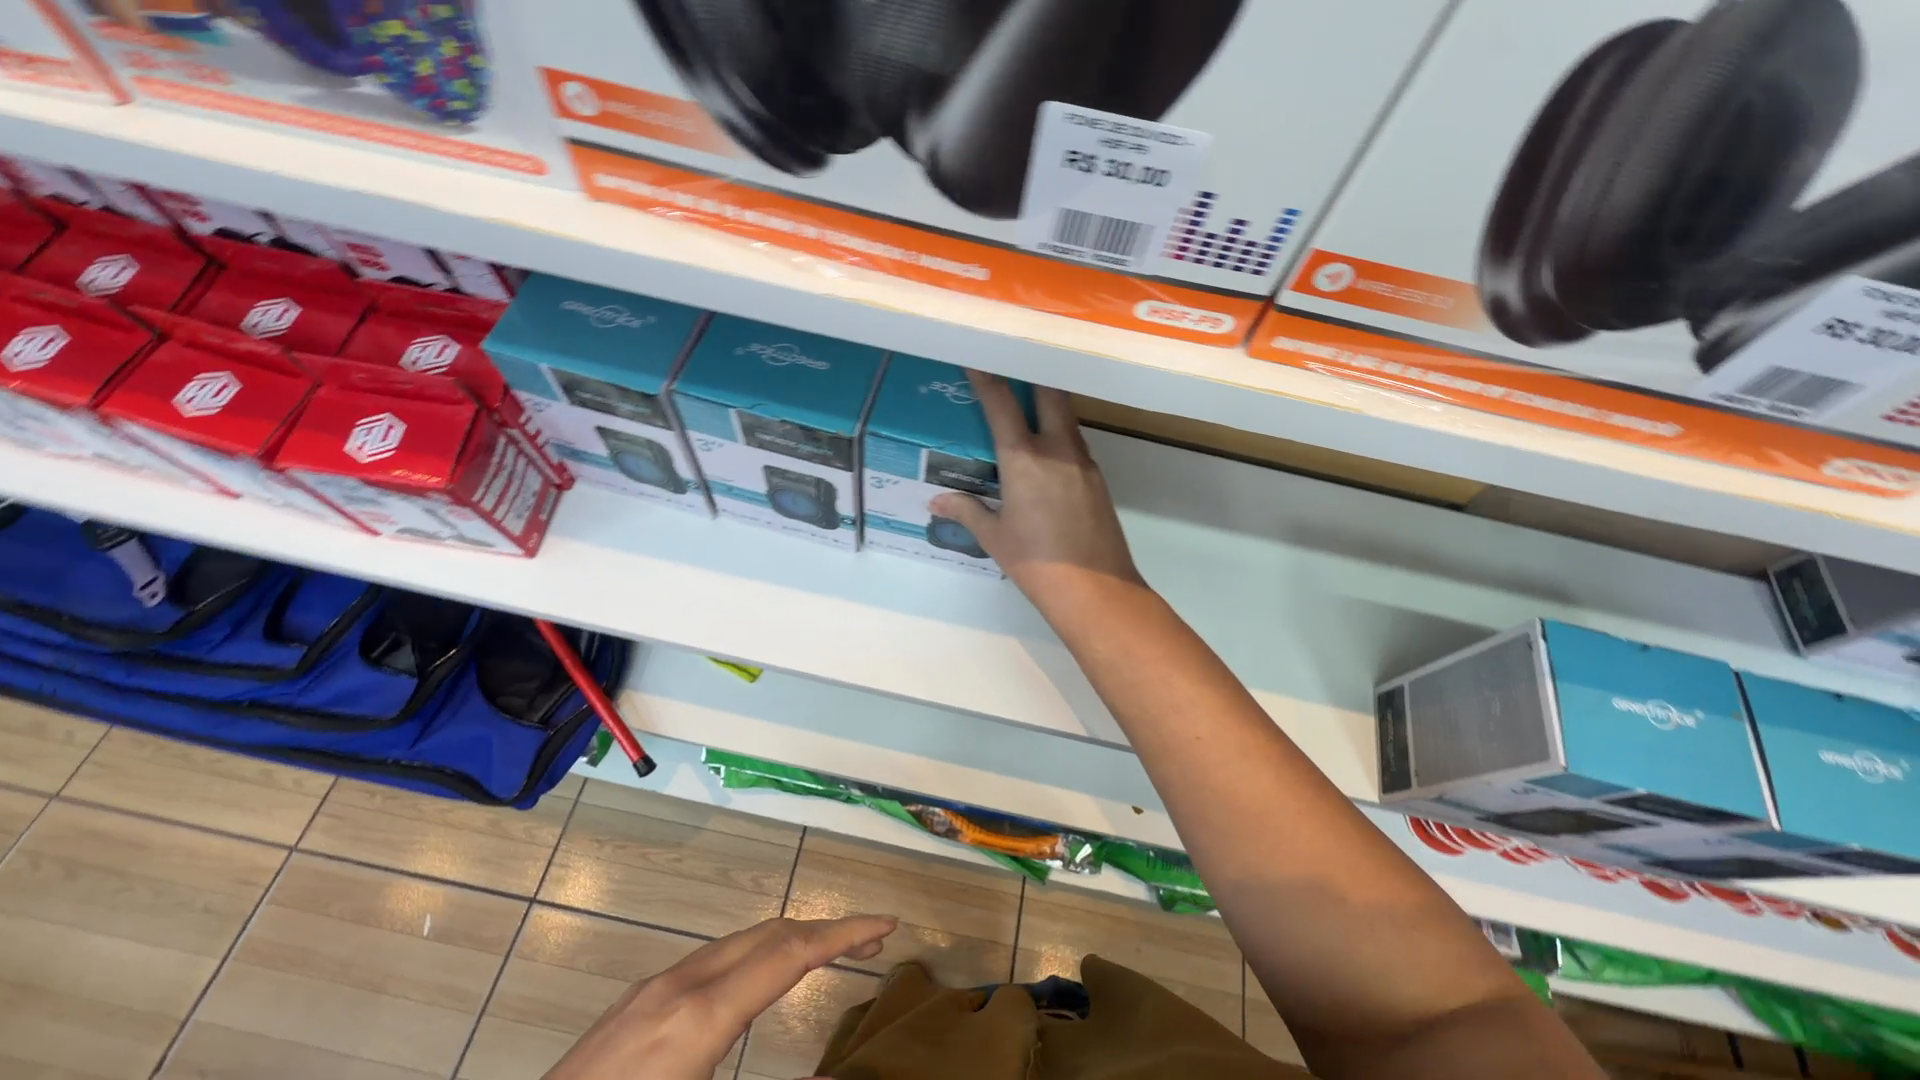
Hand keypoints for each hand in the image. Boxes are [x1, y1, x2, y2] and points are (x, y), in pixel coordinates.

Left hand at [542, 914, 896, 1079]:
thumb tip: (833, 1077)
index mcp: (703, 1015)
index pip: (790, 953)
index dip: (845, 933)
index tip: (887, 925)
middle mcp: (679, 984)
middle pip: (767, 934)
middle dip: (824, 929)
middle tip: (871, 941)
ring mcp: (651, 988)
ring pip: (736, 943)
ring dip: (787, 941)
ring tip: (824, 957)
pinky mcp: (634, 1002)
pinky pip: (709, 960)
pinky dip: (753, 957)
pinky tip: (757, 981)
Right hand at [930, 371, 1142, 603]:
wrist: (1095, 589)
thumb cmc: (1037, 562)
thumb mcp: (995, 538)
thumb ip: (967, 511)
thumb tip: (937, 502)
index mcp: (1024, 459)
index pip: (1002, 404)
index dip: (988, 376)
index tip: (979, 354)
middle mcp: (1057, 449)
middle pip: (1049, 393)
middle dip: (1033, 372)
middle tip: (1016, 359)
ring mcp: (1083, 462)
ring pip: (1067, 416)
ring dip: (1049, 402)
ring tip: (1030, 398)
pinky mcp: (1097, 478)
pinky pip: (1076, 442)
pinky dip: (1061, 432)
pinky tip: (1048, 446)